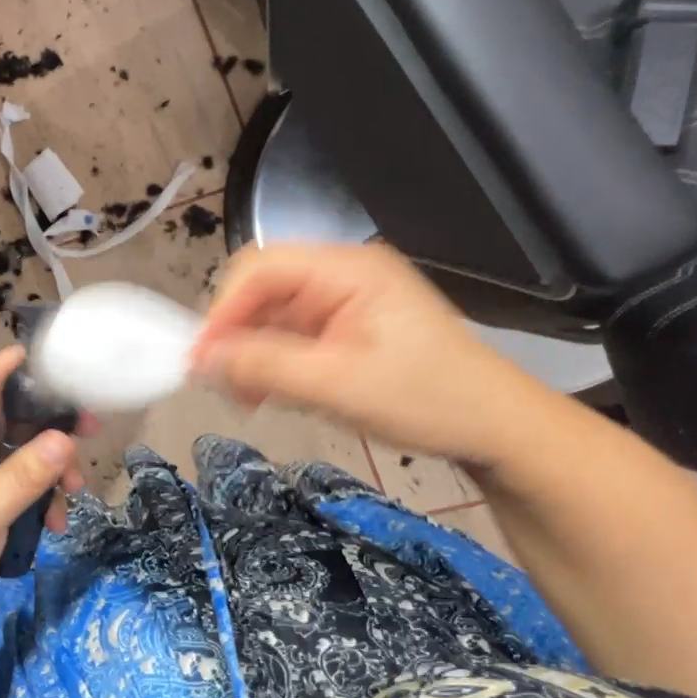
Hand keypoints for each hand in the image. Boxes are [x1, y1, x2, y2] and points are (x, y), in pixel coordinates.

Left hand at [0, 347, 86, 613]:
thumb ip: (23, 477)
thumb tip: (64, 439)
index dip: (8, 364)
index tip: (46, 353)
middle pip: (13, 414)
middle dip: (51, 422)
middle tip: (90, 425)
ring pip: (28, 447)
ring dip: (55, 467)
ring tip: (74, 493)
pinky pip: (30, 478)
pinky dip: (47, 494)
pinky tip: (56, 522)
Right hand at [194, 243, 564, 467]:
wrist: (498, 429)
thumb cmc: (431, 401)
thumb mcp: (339, 385)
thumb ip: (264, 367)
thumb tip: (198, 359)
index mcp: (348, 270)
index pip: (260, 267)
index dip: (223, 308)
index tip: (203, 357)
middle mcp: (339, 276)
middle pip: (258, 290)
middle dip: (234, 335)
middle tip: (224, 382)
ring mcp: (339, 303)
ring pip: (265, 317)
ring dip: (247, 355)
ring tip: (250, 397)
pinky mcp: (338, 330)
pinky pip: (283, 338)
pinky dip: (266, 365)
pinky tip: (269, 394)